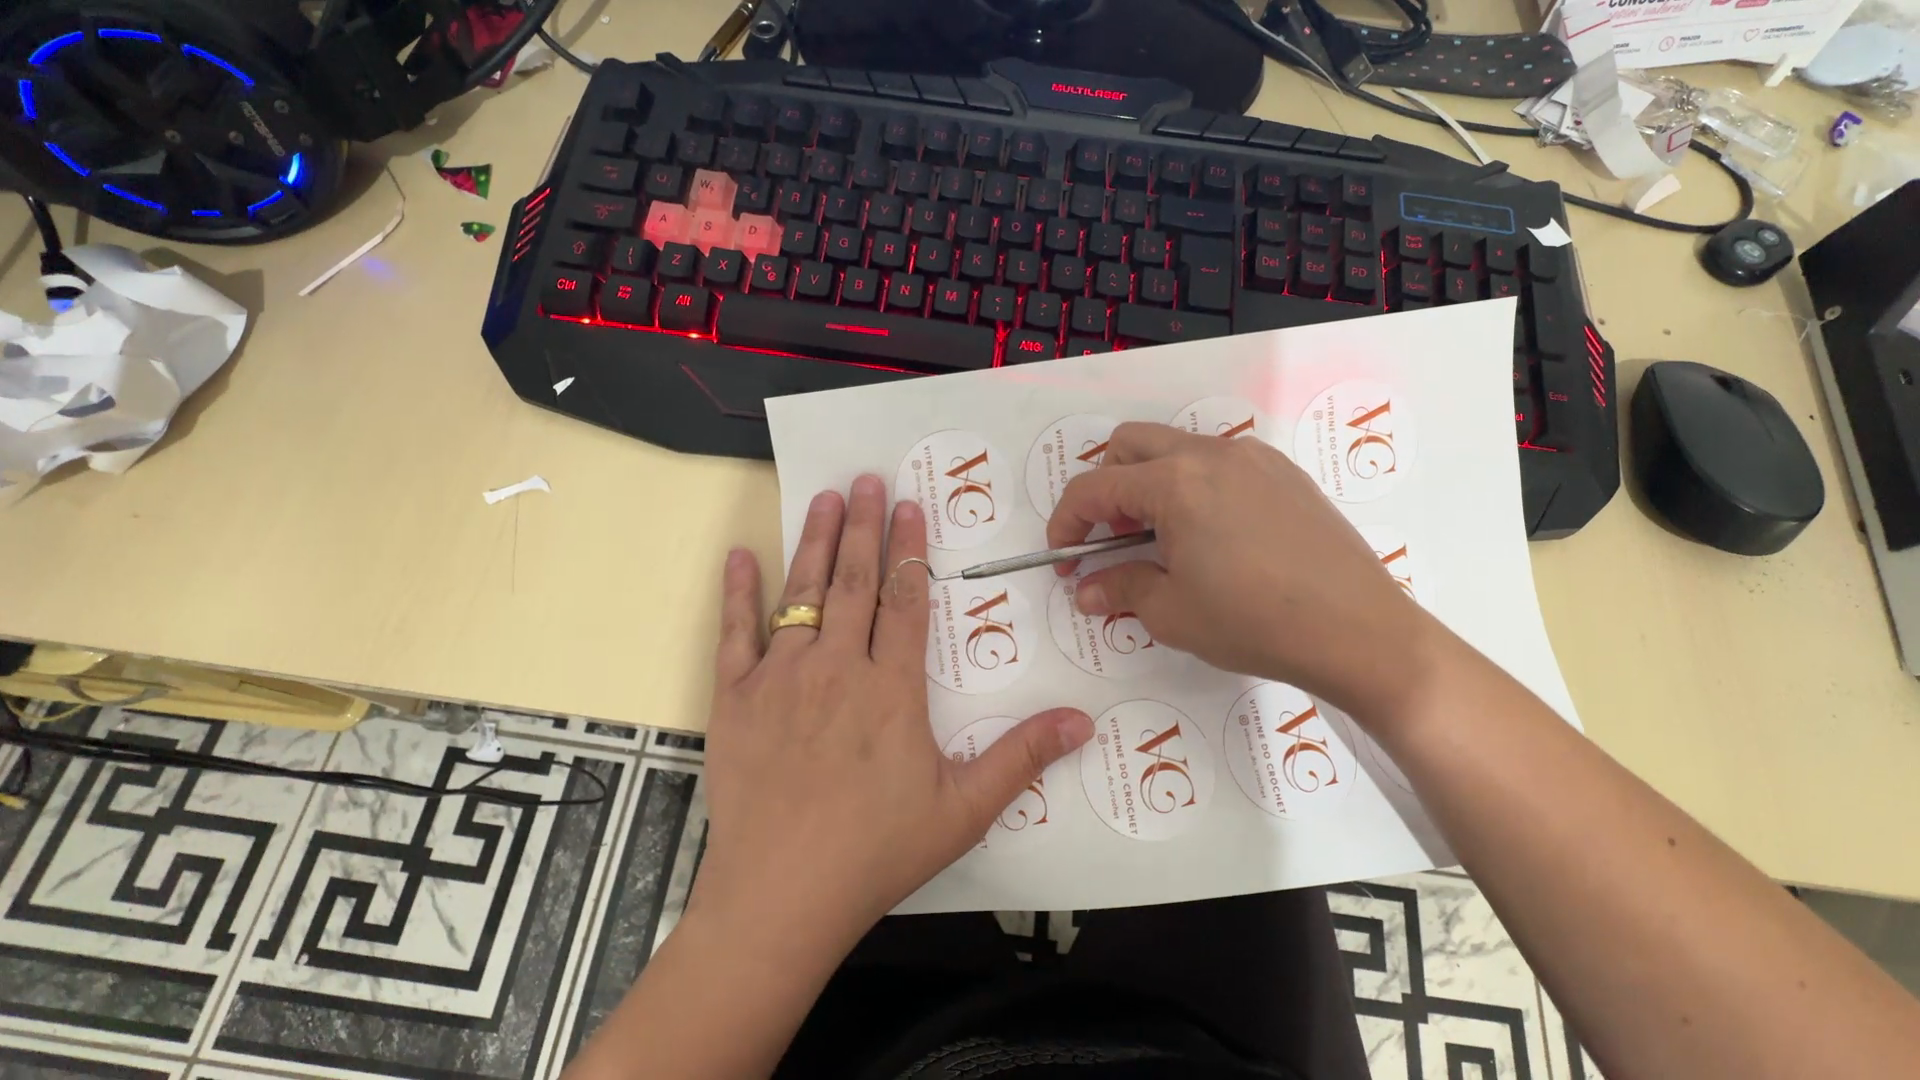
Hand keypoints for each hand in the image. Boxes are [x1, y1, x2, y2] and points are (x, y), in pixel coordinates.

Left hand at [697, 476, 1092, 946]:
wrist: (782, 894)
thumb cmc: (877, 852)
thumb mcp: (963, 809)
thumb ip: (1022, 758)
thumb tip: (1084, 721)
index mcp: (891, 689)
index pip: (905, 600)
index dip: (909, 549)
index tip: (910, 506)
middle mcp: (836, 668)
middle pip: (853, 581)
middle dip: (862, 525)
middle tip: (866, 478)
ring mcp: (780, 678)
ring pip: (801, 594)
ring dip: (813, 541)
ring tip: (822, 497)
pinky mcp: (734, 699)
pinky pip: (735, 633)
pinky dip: (737, 591)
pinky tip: (740, 554)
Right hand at [1047, 423, 1439, 724]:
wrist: (1359, 631)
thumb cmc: (1255, 622)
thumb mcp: (1173, 613)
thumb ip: (1120, 588)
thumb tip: (1087, 589)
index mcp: (1176, 482)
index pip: (1095, 487)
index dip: (1067, 522)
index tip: (1064, 557)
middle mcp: (1213, 454)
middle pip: (1130, 445)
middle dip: (1107, 487)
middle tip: (1114, 539)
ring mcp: (1254, 459)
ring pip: (1178, 449)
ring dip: (1151, 485)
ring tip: (1164, 542)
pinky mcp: (1285, 475)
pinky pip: (1220, 463)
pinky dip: (1194, 487)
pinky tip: (1213, 539)